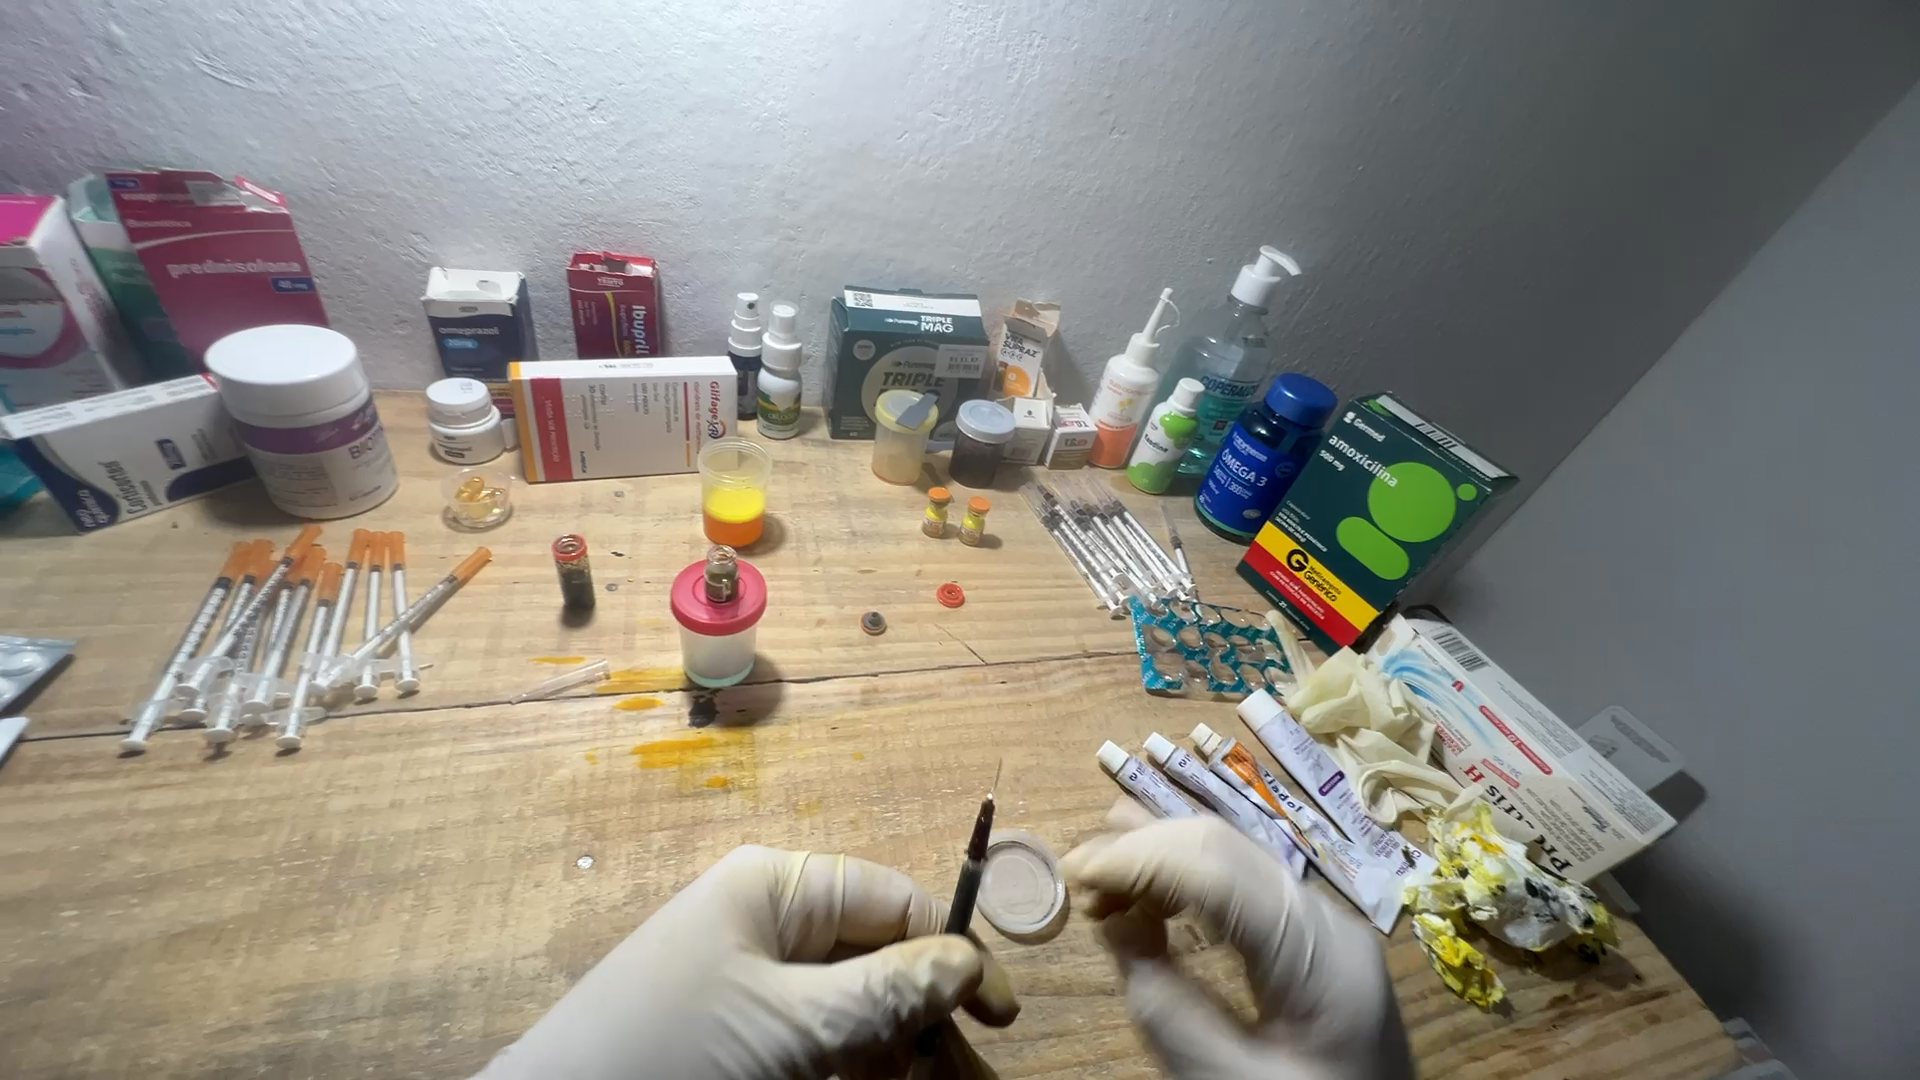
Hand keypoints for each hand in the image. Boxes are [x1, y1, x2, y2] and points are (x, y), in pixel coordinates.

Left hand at [477, 845, 1018, 1079]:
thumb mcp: (792, 1025)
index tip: (999, 1015)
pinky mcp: (742, 1034)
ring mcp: (753, 984)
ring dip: (888, 1053)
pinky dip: (847, 1069)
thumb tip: (970, 962)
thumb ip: (887, 992)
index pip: (891, 901)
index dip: (951, 950)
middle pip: (876, 960)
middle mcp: (771, 923)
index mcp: (779, 888)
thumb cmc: (674, 1057)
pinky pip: (815, 1041)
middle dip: (922, 1018)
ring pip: (851, 1011)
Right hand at [1064, 812, 1412, 1079]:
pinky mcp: (1307, 931)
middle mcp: (1324, 916)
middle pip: (1220, 845)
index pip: (1215, 869)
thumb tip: (1115, 923)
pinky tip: (1146, 895)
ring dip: (1156, 855)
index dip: (1138, 858)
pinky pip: (1236, 878)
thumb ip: (1164, 1008)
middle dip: (1140, 848)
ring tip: (1101, 880)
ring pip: (1225, 850)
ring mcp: (1320, 918)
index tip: (1077, 872)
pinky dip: (1182, 876)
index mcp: (1319, 957)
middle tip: (1081, 877)